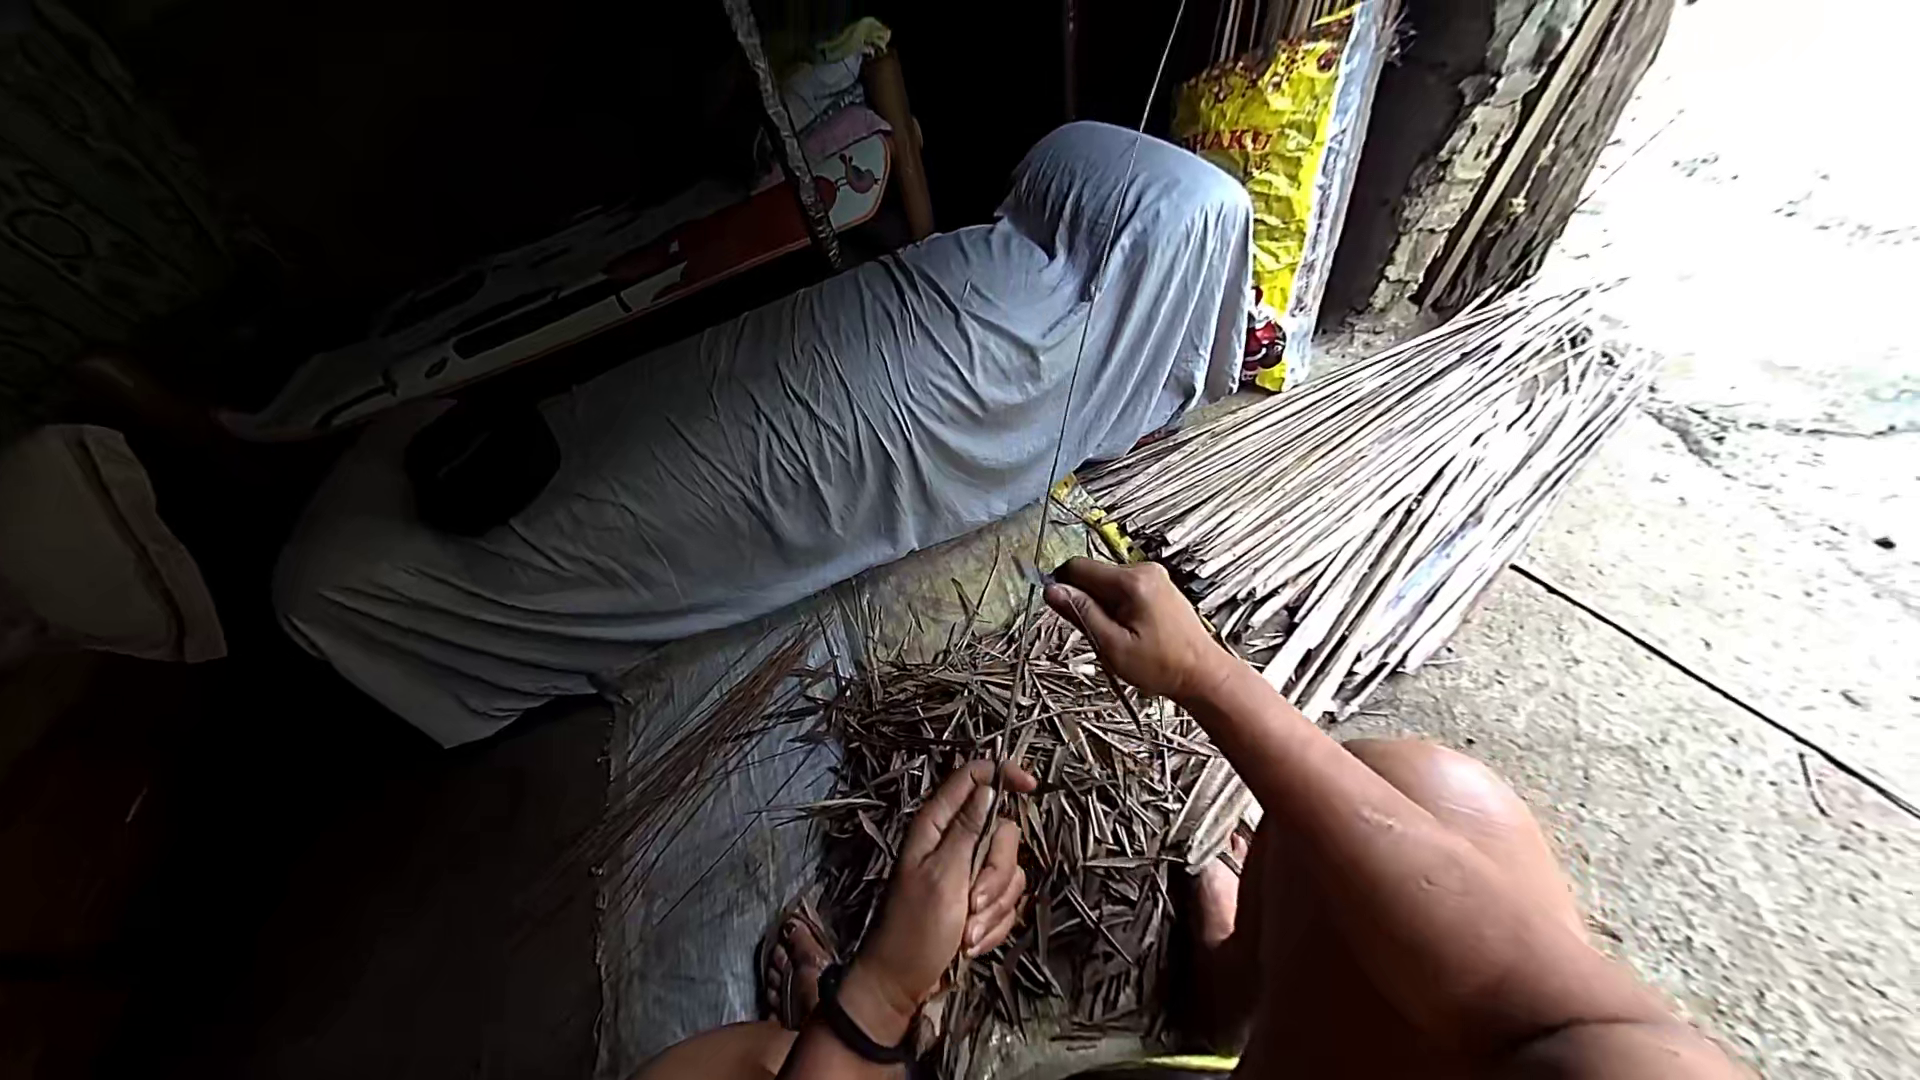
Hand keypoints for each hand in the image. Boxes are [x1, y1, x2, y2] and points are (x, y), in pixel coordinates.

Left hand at [842, 760, 1035, 1043]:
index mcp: (936, 824)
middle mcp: (954, 839)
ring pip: (1009, 868)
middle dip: (997, 870)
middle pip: (1001, 829)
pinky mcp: (979, 896)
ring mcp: (967, 868)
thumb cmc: (914, 929)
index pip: (973, 777)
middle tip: (974, 901)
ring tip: (967, 930)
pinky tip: (973, 940)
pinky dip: (995, 921)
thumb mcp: (943, 876)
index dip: (1003, 774)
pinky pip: (1007, 897)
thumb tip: (990, 788)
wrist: (903, 986)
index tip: (1031, 786)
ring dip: (994, 904)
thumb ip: (968, 829)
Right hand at [1044, 558, 1235, 701]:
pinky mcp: (1156, 584)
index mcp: (1132, 582)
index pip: (1078, 567)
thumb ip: (1081, 613)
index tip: (1063, 610)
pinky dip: (1116, 607)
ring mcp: (1152, 575)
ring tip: (1118, 634)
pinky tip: (1129, 629)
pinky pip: (1121, 588)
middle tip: (1098, 632)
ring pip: (1105, 582)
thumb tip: (1052, 590)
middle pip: (1092, 574)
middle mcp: (1144, 570)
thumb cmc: (1163, 666)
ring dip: (1101, 606)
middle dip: (1086, 601)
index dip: (1063, 587)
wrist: (1202, 674)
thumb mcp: (1111, 645)